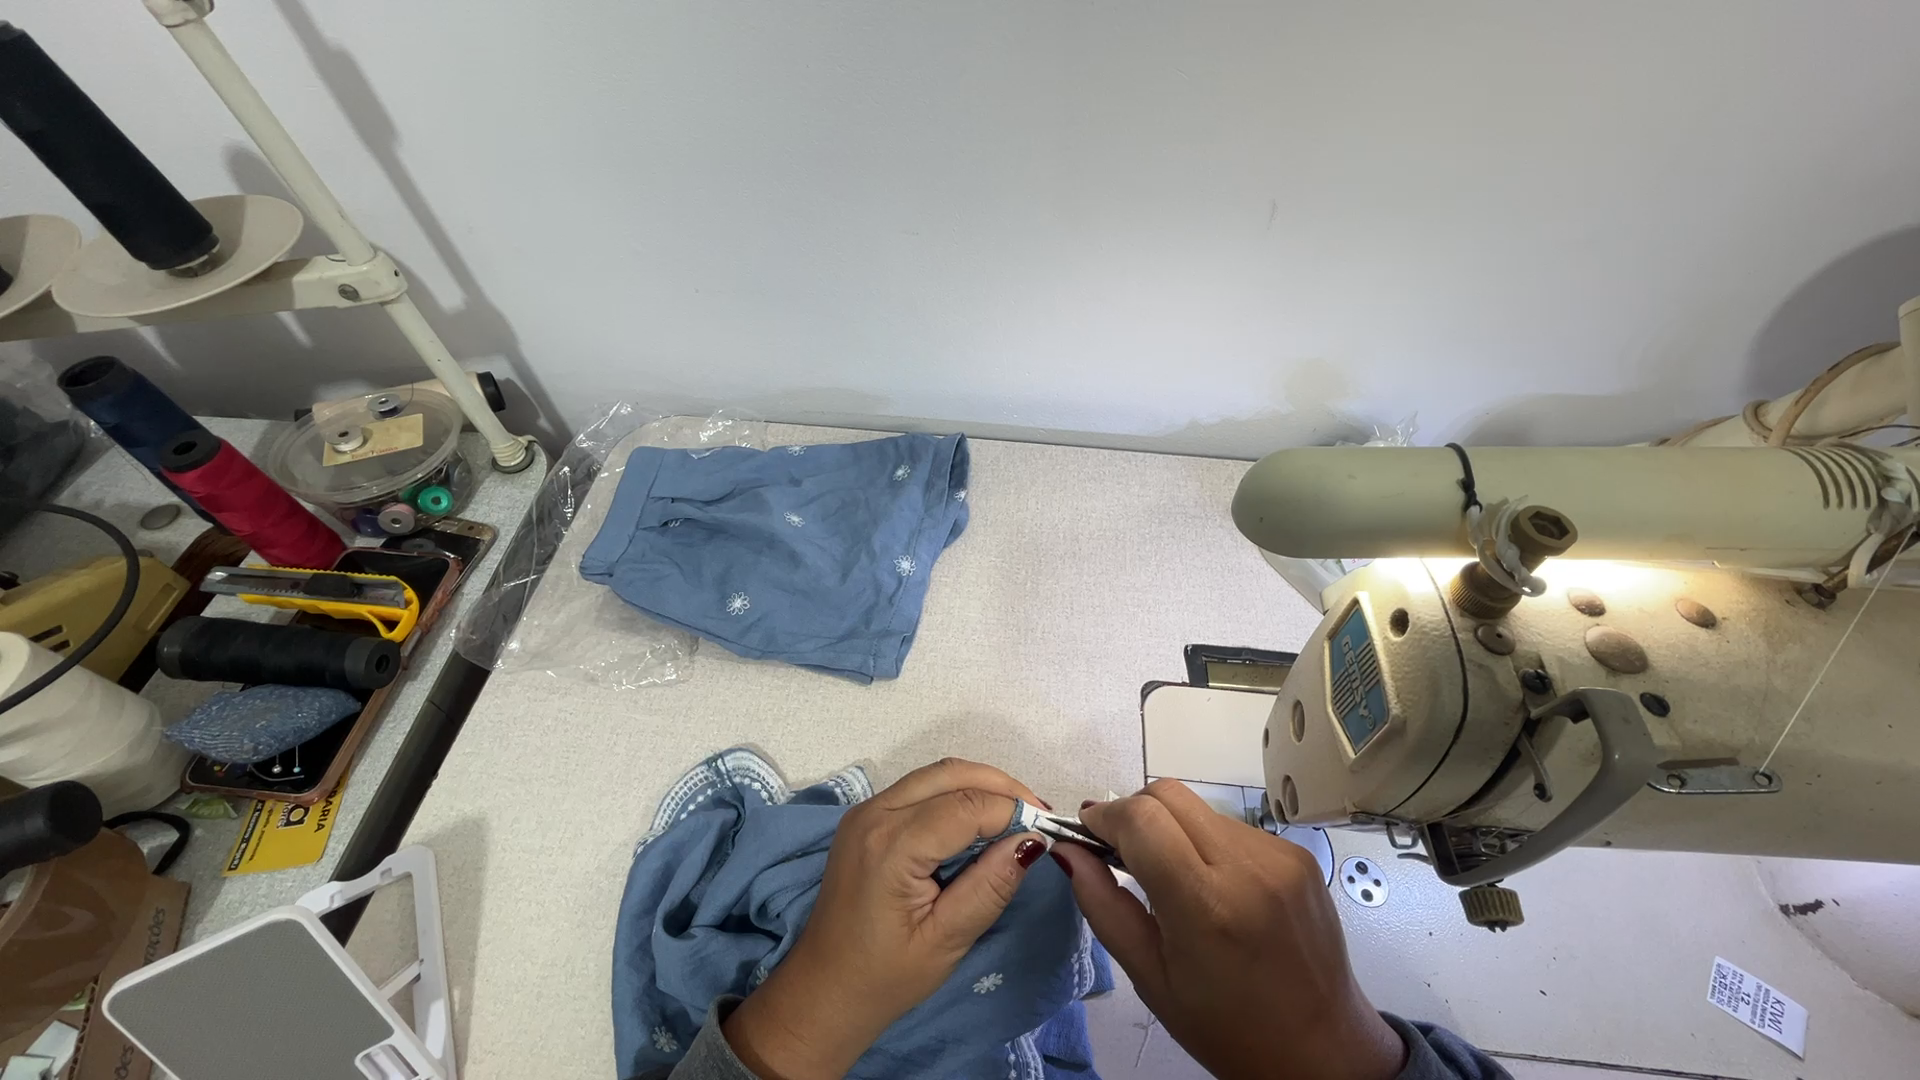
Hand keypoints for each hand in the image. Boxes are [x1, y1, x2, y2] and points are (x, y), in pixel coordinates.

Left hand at [723, 758, 1052, 1079]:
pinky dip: (956, 792)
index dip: (1012, 811)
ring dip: (979, 784)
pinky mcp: (866, 816)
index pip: (966, 806)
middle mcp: (875, 814)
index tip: (1049, 828)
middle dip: (1001, 786)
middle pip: (951, 773)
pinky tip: (980, 818)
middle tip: (1039, 815)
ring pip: (935, 773)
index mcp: (892, 847)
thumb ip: (990, 886)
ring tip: (1017, 815)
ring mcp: (866, 810)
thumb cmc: (885, 978)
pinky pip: (920, 786)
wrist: (822, 992)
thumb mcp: (946, 941)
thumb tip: (1032, 841)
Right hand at [1052, 780, 1405, 1079]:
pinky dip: (1206, 841)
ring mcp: (1279, 855)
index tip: (1088, 834)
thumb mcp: (1150, 979)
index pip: (1141, 818)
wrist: (1325, 1053)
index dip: (1105, 817)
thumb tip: (1067, 849)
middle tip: (1121, 851)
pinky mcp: (1298, 854)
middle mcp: (1247, 867)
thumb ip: (1103, 906)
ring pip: (1198, 807)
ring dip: (1170, 827)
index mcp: (1207, 906)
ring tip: (1171, 875)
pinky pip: (1231, 826)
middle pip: (1167, 794)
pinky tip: (1213, 884)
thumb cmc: (1226, 1028)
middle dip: (1133, 811)